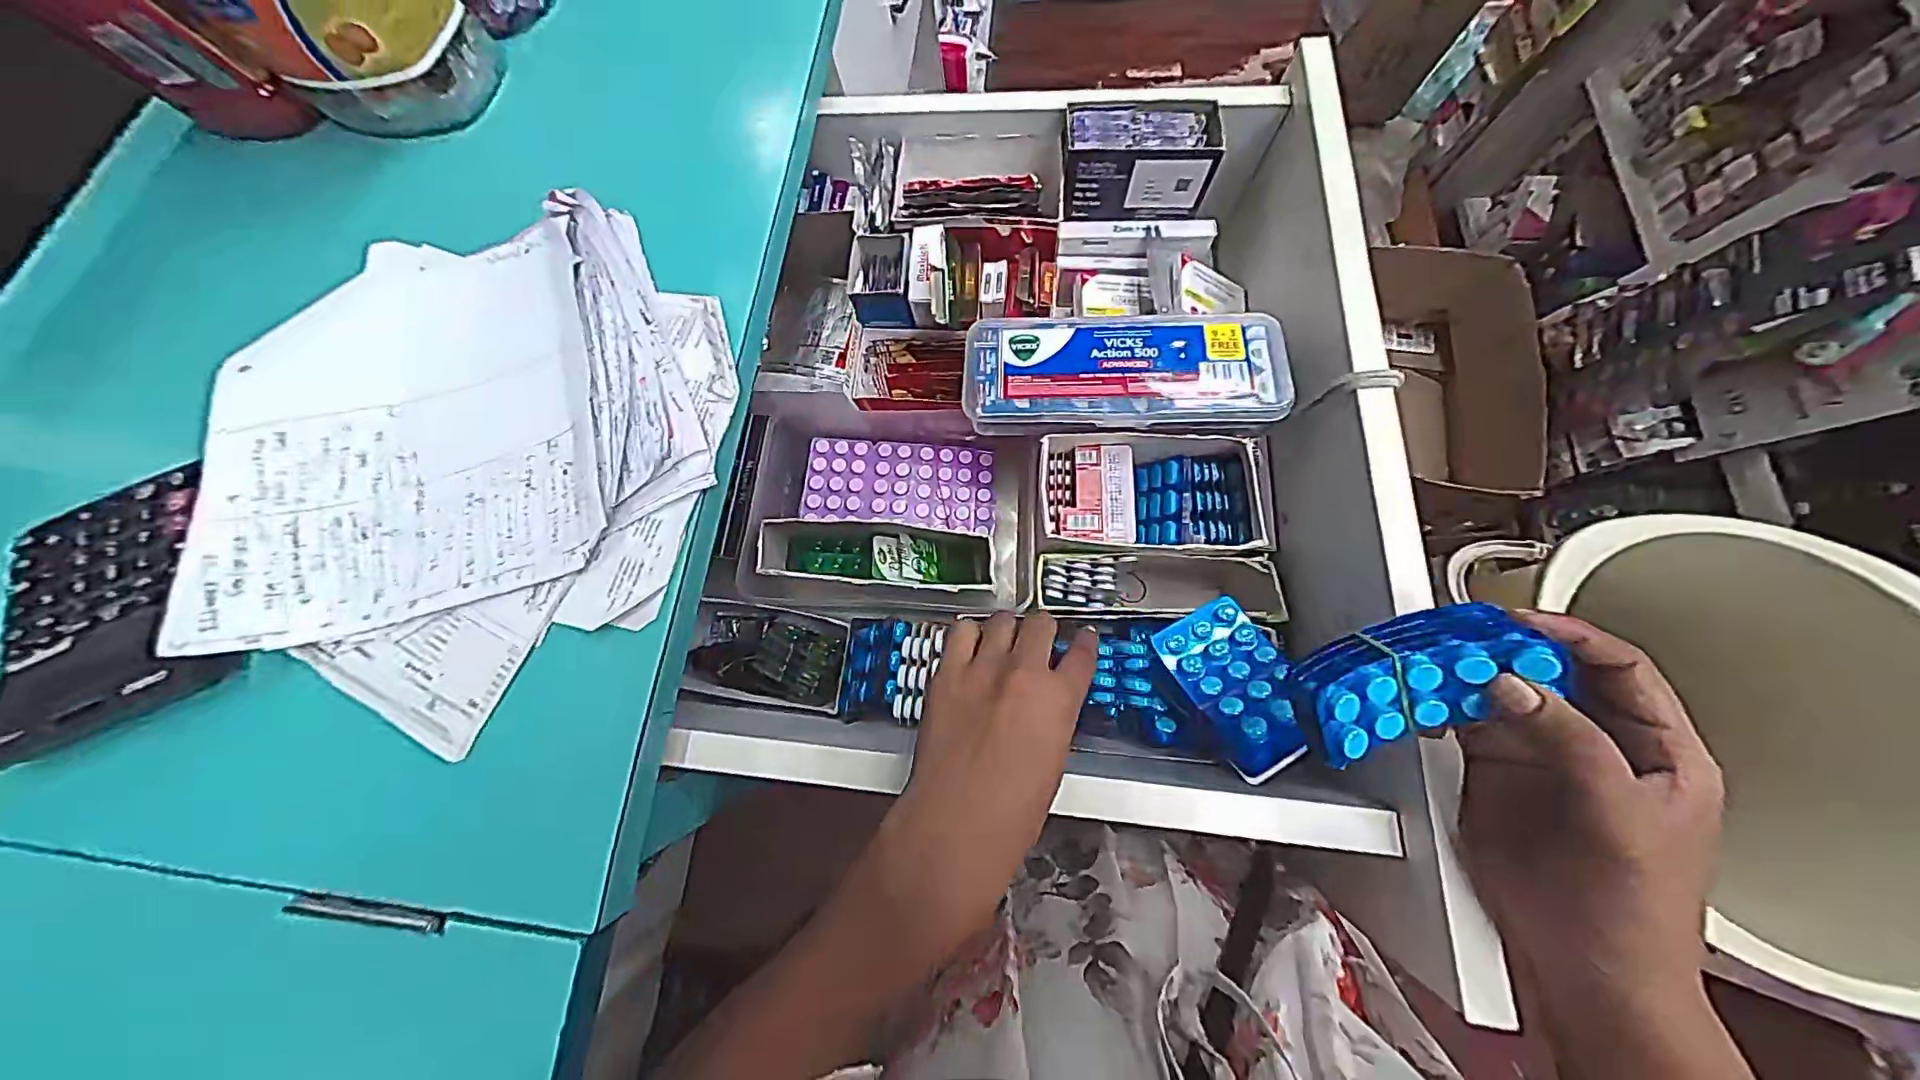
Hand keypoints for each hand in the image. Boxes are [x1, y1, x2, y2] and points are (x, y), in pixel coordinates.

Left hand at [850, 611, 1096, 969]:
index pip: (1081, 655)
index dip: (1084, 642)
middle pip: (1041, 625)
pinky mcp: (947, 674)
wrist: (958, 820)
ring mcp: (983, 670)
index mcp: (1059, 700)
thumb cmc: (1011, 810)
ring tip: (1004, 636)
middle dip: (1044, 628)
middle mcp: (1024, 674)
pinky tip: (969, 644)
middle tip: (1041, 636)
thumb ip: (1053, 720)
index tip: (1082, 637)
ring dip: (1007, 627)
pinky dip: (969, 634)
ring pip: (1002, 621)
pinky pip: (960, 633)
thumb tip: (1048, 708)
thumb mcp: (1054, 761)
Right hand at [1458, 611, 1726, 1013]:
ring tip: (1438, 660)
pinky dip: (1441, 705)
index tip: (1524, 622)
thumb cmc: (1631, 908)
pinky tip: (1426, 696)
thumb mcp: (1618, 814)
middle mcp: (1593, 745)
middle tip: (1465, 636)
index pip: (1620, 669)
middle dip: (1507, 652)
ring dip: (1467, 676)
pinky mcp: (1491, 772)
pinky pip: (1463, 723)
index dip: (1575, 637)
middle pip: (1548, 675)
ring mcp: (1538, 758)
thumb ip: (1569, 742)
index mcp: (1654, 751)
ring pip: (1500, 696)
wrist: (1578, 963)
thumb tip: (1514, 684)